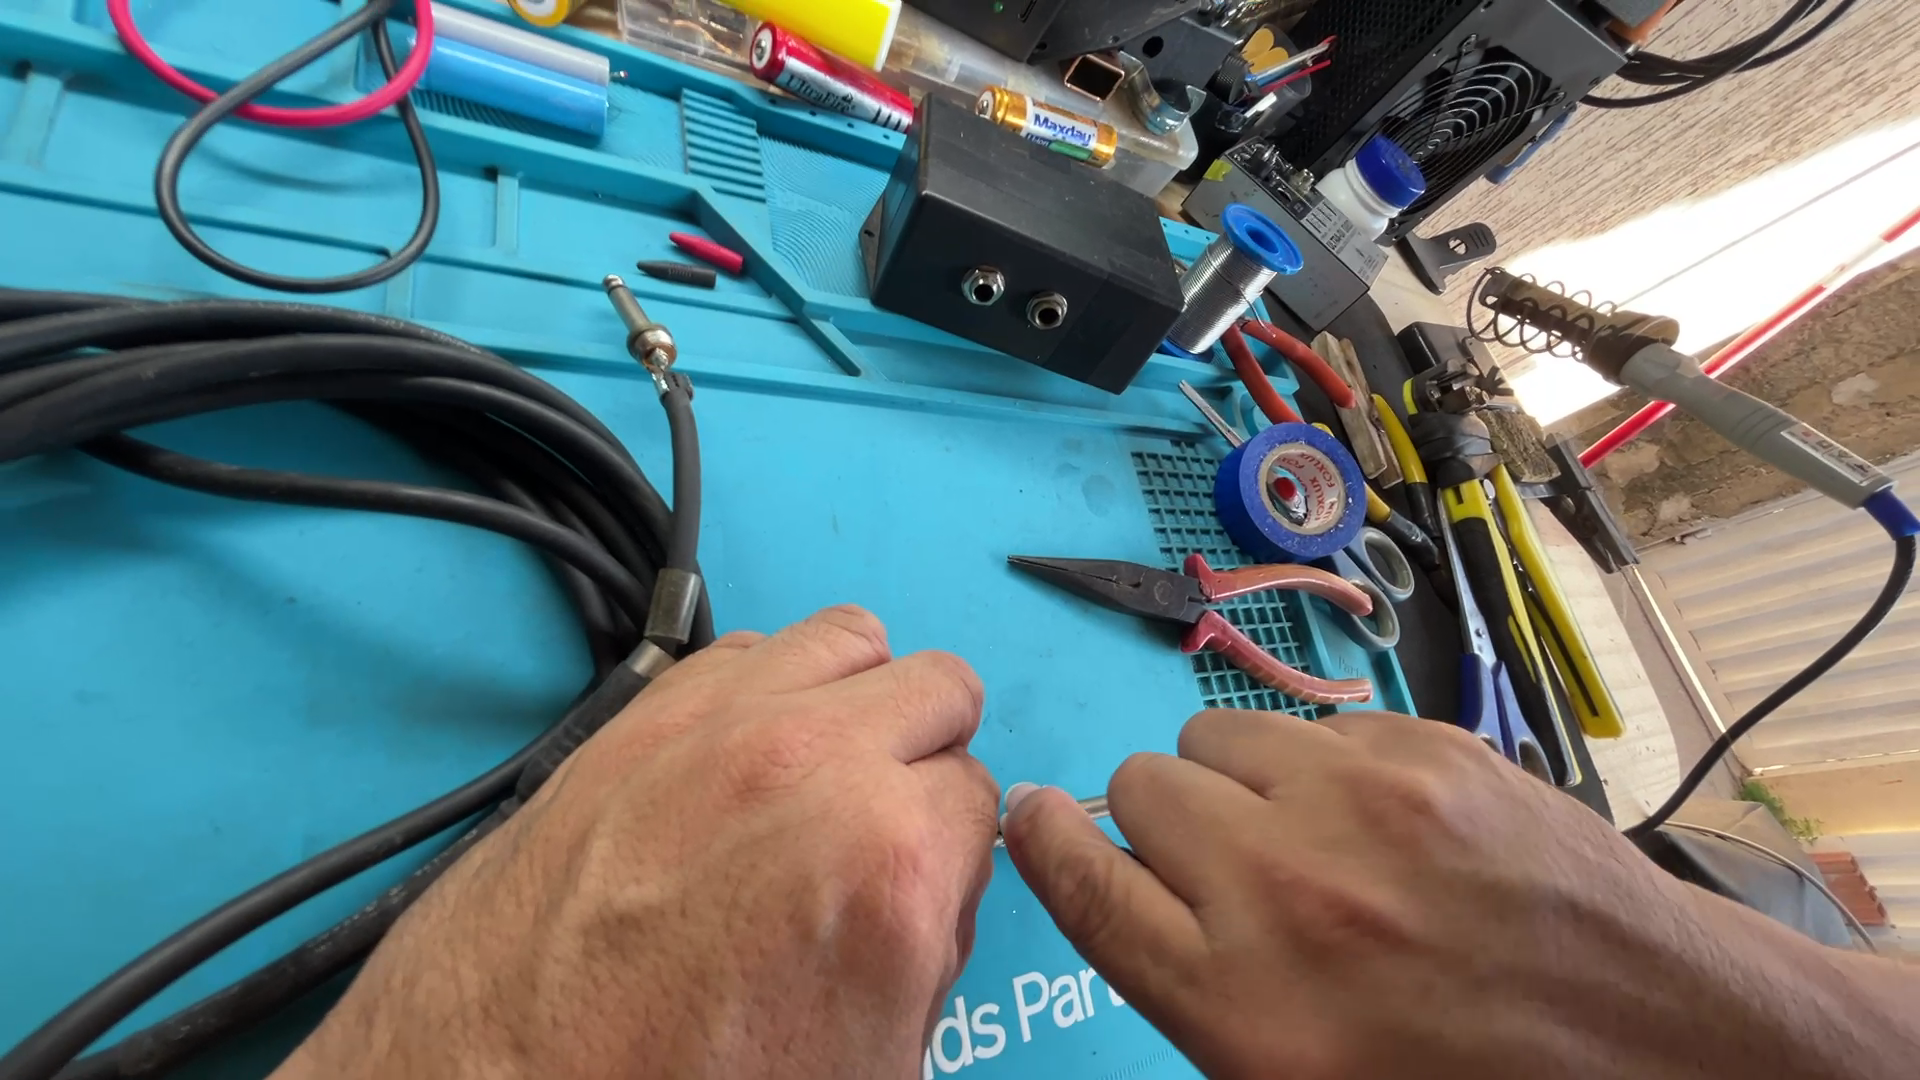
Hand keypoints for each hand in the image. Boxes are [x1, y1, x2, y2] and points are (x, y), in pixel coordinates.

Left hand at [275, 606, 999, 1079]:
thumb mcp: (878, 1062)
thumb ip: (937, 938)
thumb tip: (939, 865)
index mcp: (894, 861)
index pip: (980, 793)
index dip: (953, 844)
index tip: (917, 872)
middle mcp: (822, 762)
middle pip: (941, 686)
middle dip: (928, 750)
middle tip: (887, 806)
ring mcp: (729, 721)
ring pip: (855, 637)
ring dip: (860, 692)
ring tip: (827, 755)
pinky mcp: (651, 708)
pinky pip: (757, 647)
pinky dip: (774, 683)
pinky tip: (750, 745)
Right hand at [1001, 711, 1919, 1079]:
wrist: (1676, 1054)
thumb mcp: (1286, 1076)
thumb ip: (1174, 965)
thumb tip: (1093, 853)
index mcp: (1246, 1007)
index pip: (1084, 880)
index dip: (1045, 838)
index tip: (1034, 812)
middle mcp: (1289, 891)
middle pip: (1138, 784)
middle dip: (1166, 820)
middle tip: (1229, 861)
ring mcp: (1365, 801)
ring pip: (1211, 733)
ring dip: (1234, 780)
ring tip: (1307, 830)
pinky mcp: (1424, 744)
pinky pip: (1304, 728)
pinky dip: (1319, 769)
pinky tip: (1385, 821)